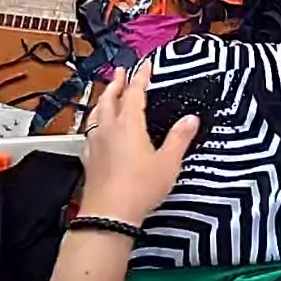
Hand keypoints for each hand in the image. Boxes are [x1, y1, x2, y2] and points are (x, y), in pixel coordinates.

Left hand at [78, 63, 198, 226]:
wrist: (109, 214)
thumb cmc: (140, 187)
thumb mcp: (169, 162)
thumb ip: (179, 138)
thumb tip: (191, 119)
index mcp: (129, 124)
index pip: (135, 93)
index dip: (141, 77)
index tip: (146, 65)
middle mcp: (108, 129)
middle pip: (110, 98)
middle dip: (117, 83)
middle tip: (122, 71)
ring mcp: (95, 143)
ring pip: (96, 113)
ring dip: (103, 99)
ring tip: (107, 93)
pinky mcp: (89, 158)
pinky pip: (89, 131)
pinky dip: (94, 121)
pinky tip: (96, 128)